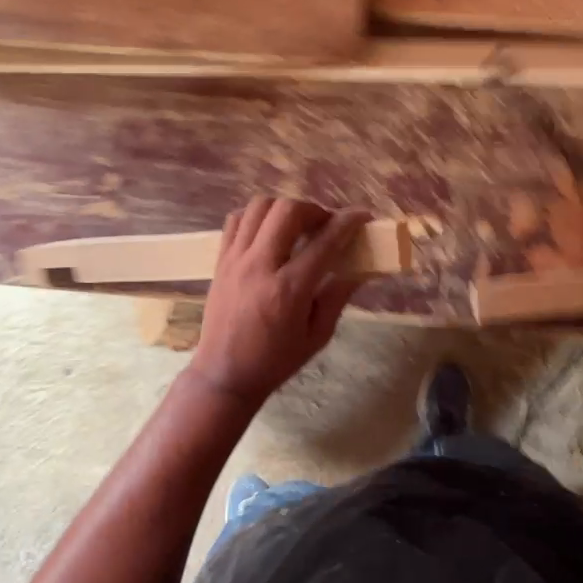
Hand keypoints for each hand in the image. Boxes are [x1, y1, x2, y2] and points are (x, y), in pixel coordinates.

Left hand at [185, 197, 369, 405]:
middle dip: (314, 210)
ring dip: (285, 209)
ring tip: (297, 227)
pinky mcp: (220, 261)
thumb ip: (337, 297)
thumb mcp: (317, 336)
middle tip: (325, 225)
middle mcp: (260, 266)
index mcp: (289, 289)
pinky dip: (258, 217)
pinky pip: (237, 220)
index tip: (362, 216)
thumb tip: (358, 269)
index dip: (348, 223)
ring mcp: (236, 260)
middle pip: (288, 211)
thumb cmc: (275, 361)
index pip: (324, 242)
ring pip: (260, 207)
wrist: (225, 374)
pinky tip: (270, 232)